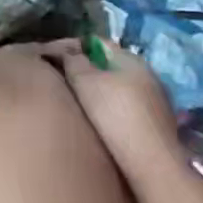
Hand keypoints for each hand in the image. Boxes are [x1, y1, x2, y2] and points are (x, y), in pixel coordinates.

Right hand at [43, 36, 186, 184]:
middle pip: (107, 63)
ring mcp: (154, 100)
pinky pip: (122, 101)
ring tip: (70, 95)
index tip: (48, 55)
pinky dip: (105, 102)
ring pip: (115, 83)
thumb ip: (72, 59)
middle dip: (82, 66)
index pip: (97, 42)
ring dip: (93, 86)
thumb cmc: (113, 112)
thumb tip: (65, 51)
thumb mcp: (83, 80)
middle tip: (56, 75)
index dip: (70, 44)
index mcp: (133, 61)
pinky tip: (92, 113)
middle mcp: (148, 76)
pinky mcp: (154, 120)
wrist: (149, 160)